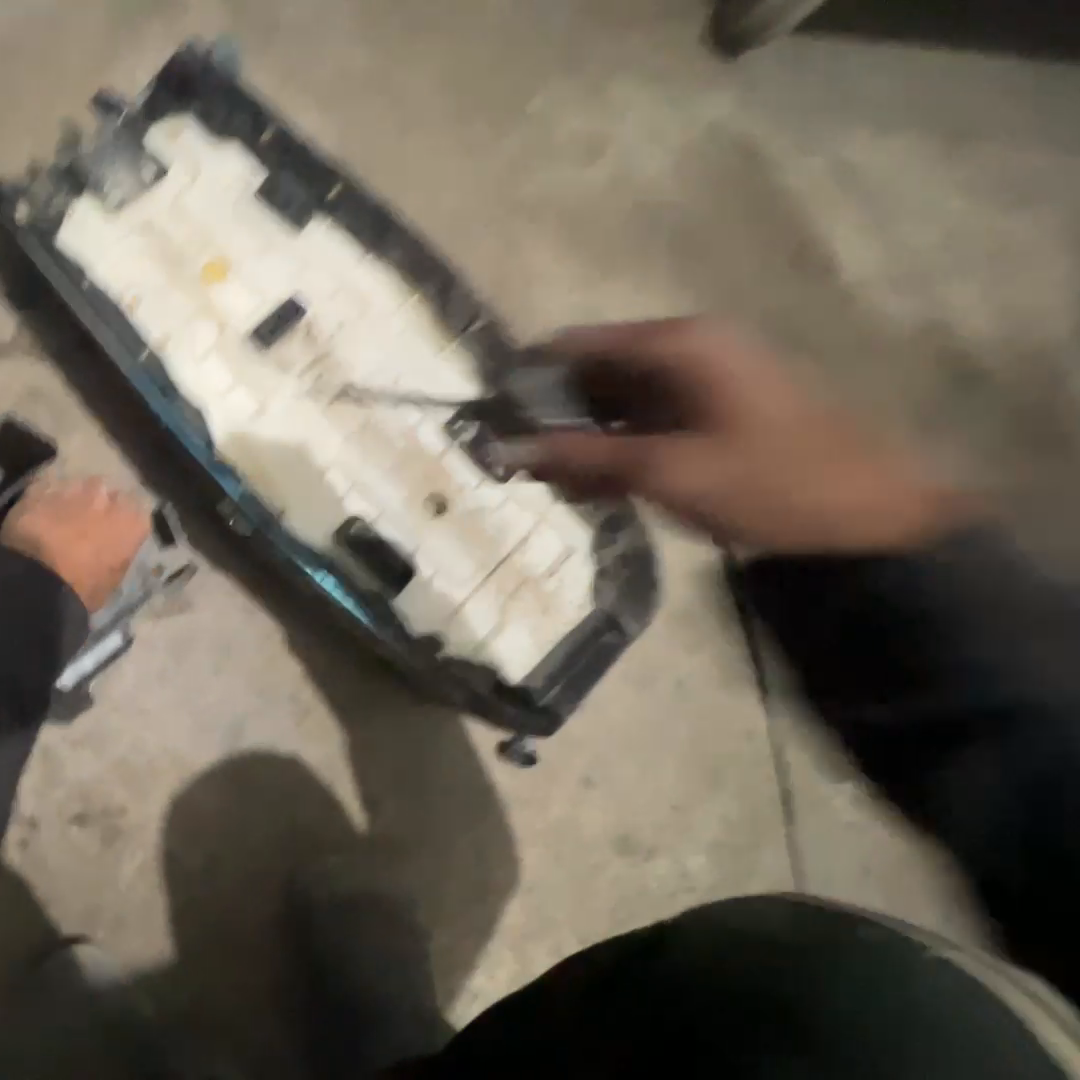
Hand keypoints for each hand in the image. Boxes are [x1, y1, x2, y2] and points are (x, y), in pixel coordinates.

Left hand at [0, 476, 151, 610]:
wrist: (36, 581)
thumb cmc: (82, 591)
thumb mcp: (112, 580)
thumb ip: (117, 554)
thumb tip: (110, 549)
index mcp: (133, 521)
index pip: (136, 511)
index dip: (121, 521)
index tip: (111, 533)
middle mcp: (107, 496)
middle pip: (105, 491)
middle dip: (96, 503)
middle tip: (81, 524)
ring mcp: (73, 487)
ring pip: (75, 485)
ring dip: (69, 499)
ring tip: (55, 518)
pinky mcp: (41, 486)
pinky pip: (46, 488)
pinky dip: (43, 500)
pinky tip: (34, 515)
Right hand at [513, 318, 967, 553]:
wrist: (872, 519)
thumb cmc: (768, 482)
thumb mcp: (663, 469)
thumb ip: (577, 455)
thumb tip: (501, 447)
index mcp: (678, 344)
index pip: (573, 344)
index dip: (526, 377)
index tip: (489, 417)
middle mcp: (685, 350)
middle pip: (590, 373)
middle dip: (549, 418)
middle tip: (517, 464)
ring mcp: (699, 382)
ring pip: (611, 403)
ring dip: (578, 442)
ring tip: (553, 485)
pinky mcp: (708, 413)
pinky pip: (639, 423)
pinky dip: (611, 451)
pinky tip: (592, 489)